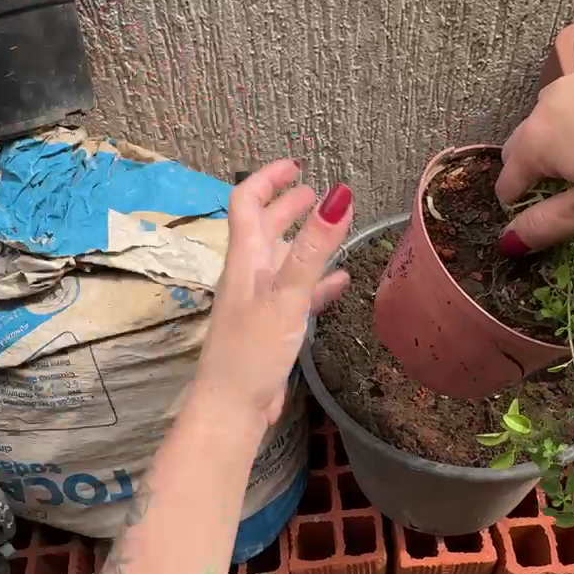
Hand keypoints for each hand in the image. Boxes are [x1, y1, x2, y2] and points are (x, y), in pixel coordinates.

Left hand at [193, 159, 353, 425]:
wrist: (233, 408)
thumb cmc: (253, 351)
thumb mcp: (287, 295)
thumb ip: (314, 248)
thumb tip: (339, 196)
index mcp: (246, 259)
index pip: (247, 203)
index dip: (269, 179)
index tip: (296, 165)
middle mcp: (249, 274)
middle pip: (264, 228)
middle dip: (287, 205)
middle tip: (314, 191)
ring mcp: (260, 301)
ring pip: (282, 260)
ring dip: (304, 240)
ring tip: (331, 227)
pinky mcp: (272, 327)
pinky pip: (297, 294)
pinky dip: (318, 281)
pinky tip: (340, 282)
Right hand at [496, 43, 573, 251]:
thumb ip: (547, 226)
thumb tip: (505, 242)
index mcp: (540, 136)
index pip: (508, 179)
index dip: (520, 210)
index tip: (549, 227)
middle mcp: (557, 95)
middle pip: (530, 140)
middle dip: (542, 170)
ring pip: (567, 111)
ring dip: (573, 138)